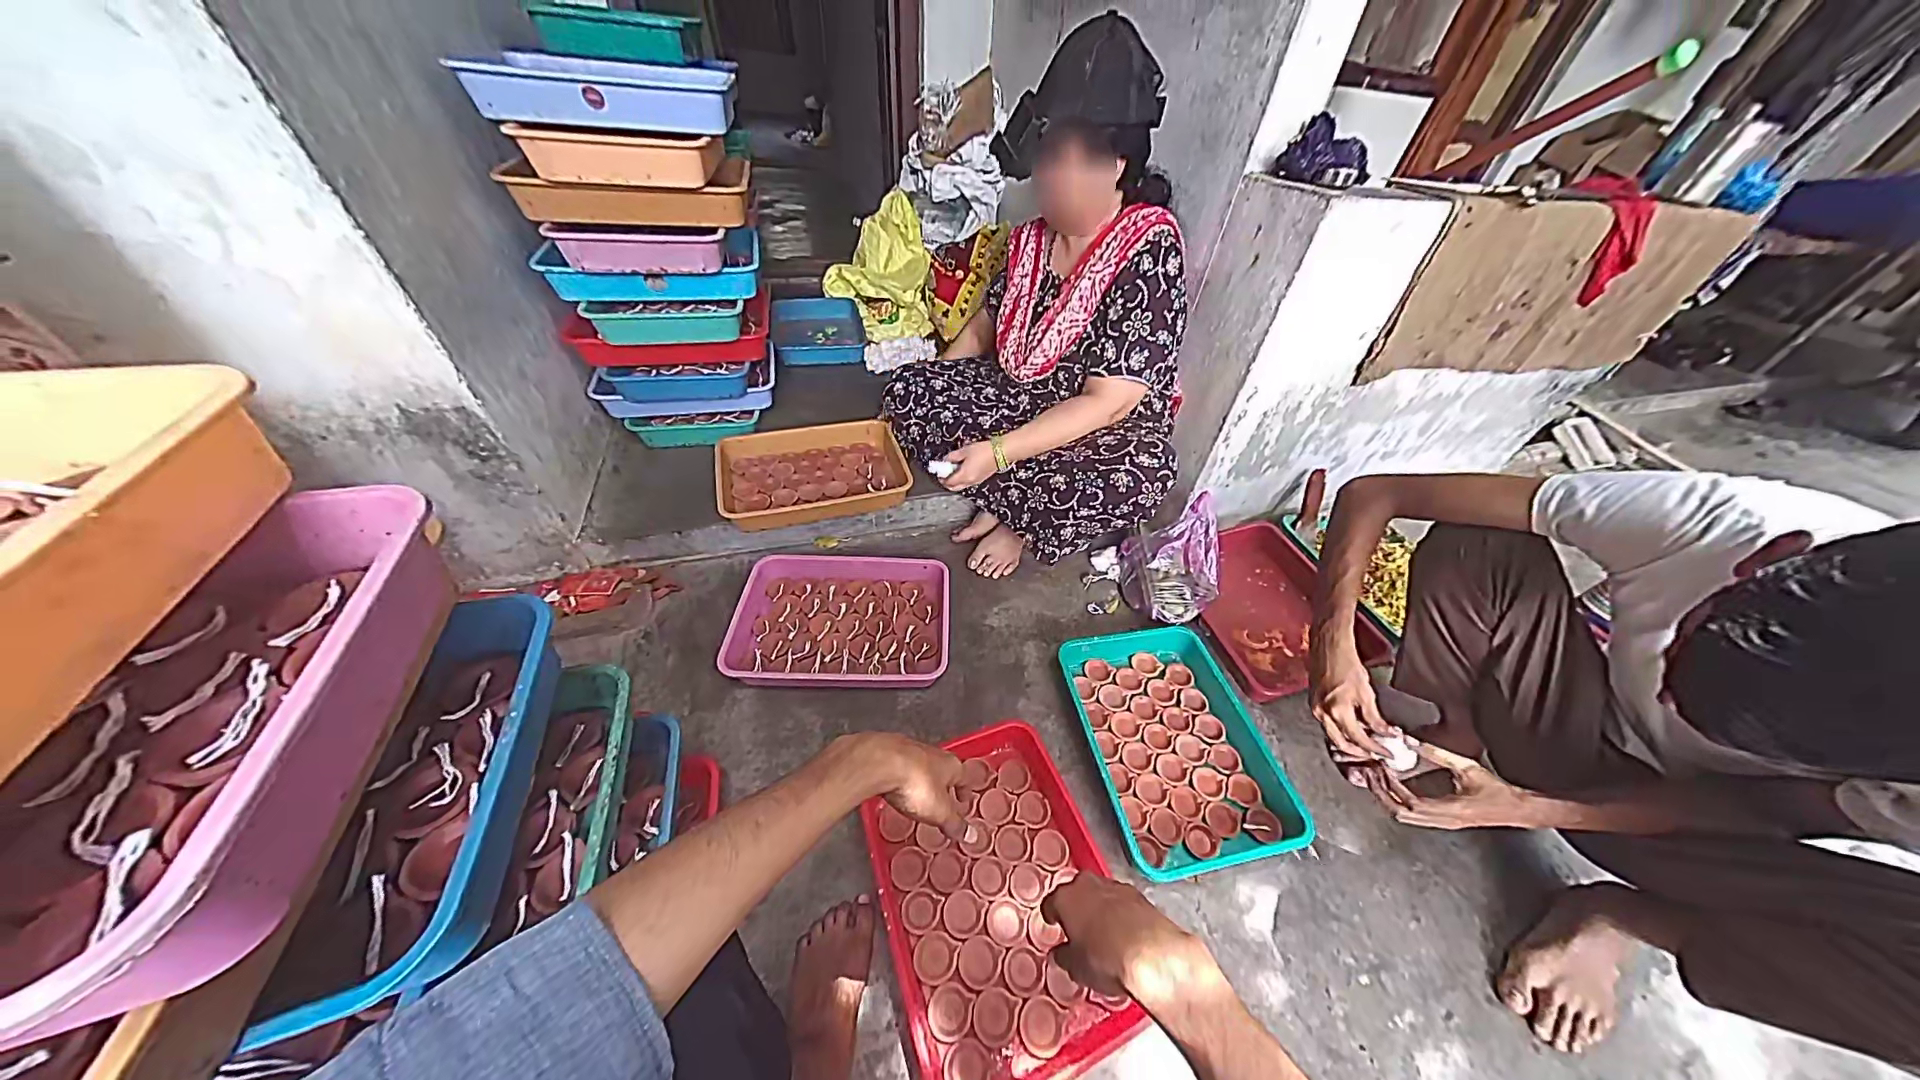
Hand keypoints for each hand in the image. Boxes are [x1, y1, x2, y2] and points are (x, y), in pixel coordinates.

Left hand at [838, 733, 966, 837]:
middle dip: (941, 784)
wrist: (880, 762)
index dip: (964, 790)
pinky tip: (893, 788)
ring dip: (920, 780)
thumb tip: (969, 834)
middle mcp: (932, 753)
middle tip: (941, 800)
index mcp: (951, 765)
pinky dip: (898, 777)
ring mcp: (908, 751)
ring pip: (919, 766)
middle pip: (941, 769)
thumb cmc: (915, 782)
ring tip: (916, 796)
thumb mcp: (940, 812)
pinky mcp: (886, 753)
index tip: (964, 799)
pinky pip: (897, 767)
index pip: (963, 777)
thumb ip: (954, 824)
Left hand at [939, 442, 998, 490]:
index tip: (939, 470)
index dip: (941, 477)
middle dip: (947, 481)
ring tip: (955, 468)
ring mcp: (976, 481)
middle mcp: (969, 482)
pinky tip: (964, 468)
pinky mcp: (981, 478)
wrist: (1000, 452)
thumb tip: (946, 460)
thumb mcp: (964, 451)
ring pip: (961, 485)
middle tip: (945, 471)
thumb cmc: (984, 451)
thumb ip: (952, 457)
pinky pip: (968, 482)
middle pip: (953, 487)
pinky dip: (963, 478)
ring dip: (955, 479)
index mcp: (964, 476)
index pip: (948, 482)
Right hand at [1042, 875, 1223, 1008]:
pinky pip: (1122, 903)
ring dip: (1100, 910)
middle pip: (1076, 893)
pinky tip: (1125, 936)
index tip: (1053, 924)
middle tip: (1079, 931)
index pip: (1050, 903)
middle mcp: (1088, 884)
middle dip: (1077, 909)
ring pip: (1100, 895)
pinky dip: (1121, 915)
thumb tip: (1062, 954)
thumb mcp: (1076, 968)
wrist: (1153, 956)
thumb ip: (1064, 956)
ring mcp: (1115, 886)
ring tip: (1104, 936)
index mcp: (1065, 897)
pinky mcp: (1139, 895)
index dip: (1051, 916)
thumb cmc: (1107, 959)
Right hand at [1307, 630, 1396, 761]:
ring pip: (1331, 735)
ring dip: (1348, 743)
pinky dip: (1339, 731)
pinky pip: (1326, 724)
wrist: (1328, 647)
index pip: (1358, 738)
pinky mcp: (1313, 702)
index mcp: (1336, 710)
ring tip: (1366, 746)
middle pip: (1340, 743)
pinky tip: (1350, 729)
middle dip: (1359, 752)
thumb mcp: (1366, 691)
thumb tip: (1388, 733)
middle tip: (1376, 755)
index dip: (1375, 748)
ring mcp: (1315, 708)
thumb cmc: (1347, 663)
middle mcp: (1322, 712)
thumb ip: (1374, 716)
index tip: (1389, 753)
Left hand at [1358, 743, 1541, 829]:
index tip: (1379, 769)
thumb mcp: (1467, 768)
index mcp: (1448, 809)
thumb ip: (1438, 754)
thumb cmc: (1498, 791)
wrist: (1521, 810)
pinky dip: (1396, 801)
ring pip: (1403, 816)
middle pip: (1399, 813)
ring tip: (1376, 778)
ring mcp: (1441, 823)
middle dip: (1380, 793)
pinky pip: (1411, 815)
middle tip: (1369, 773)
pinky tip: (1391, 786)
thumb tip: (1409, 740)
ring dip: (1386, 798)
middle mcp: (1442, 820)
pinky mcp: (1442, 821)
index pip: (1408, 802)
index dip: (1390, 786)